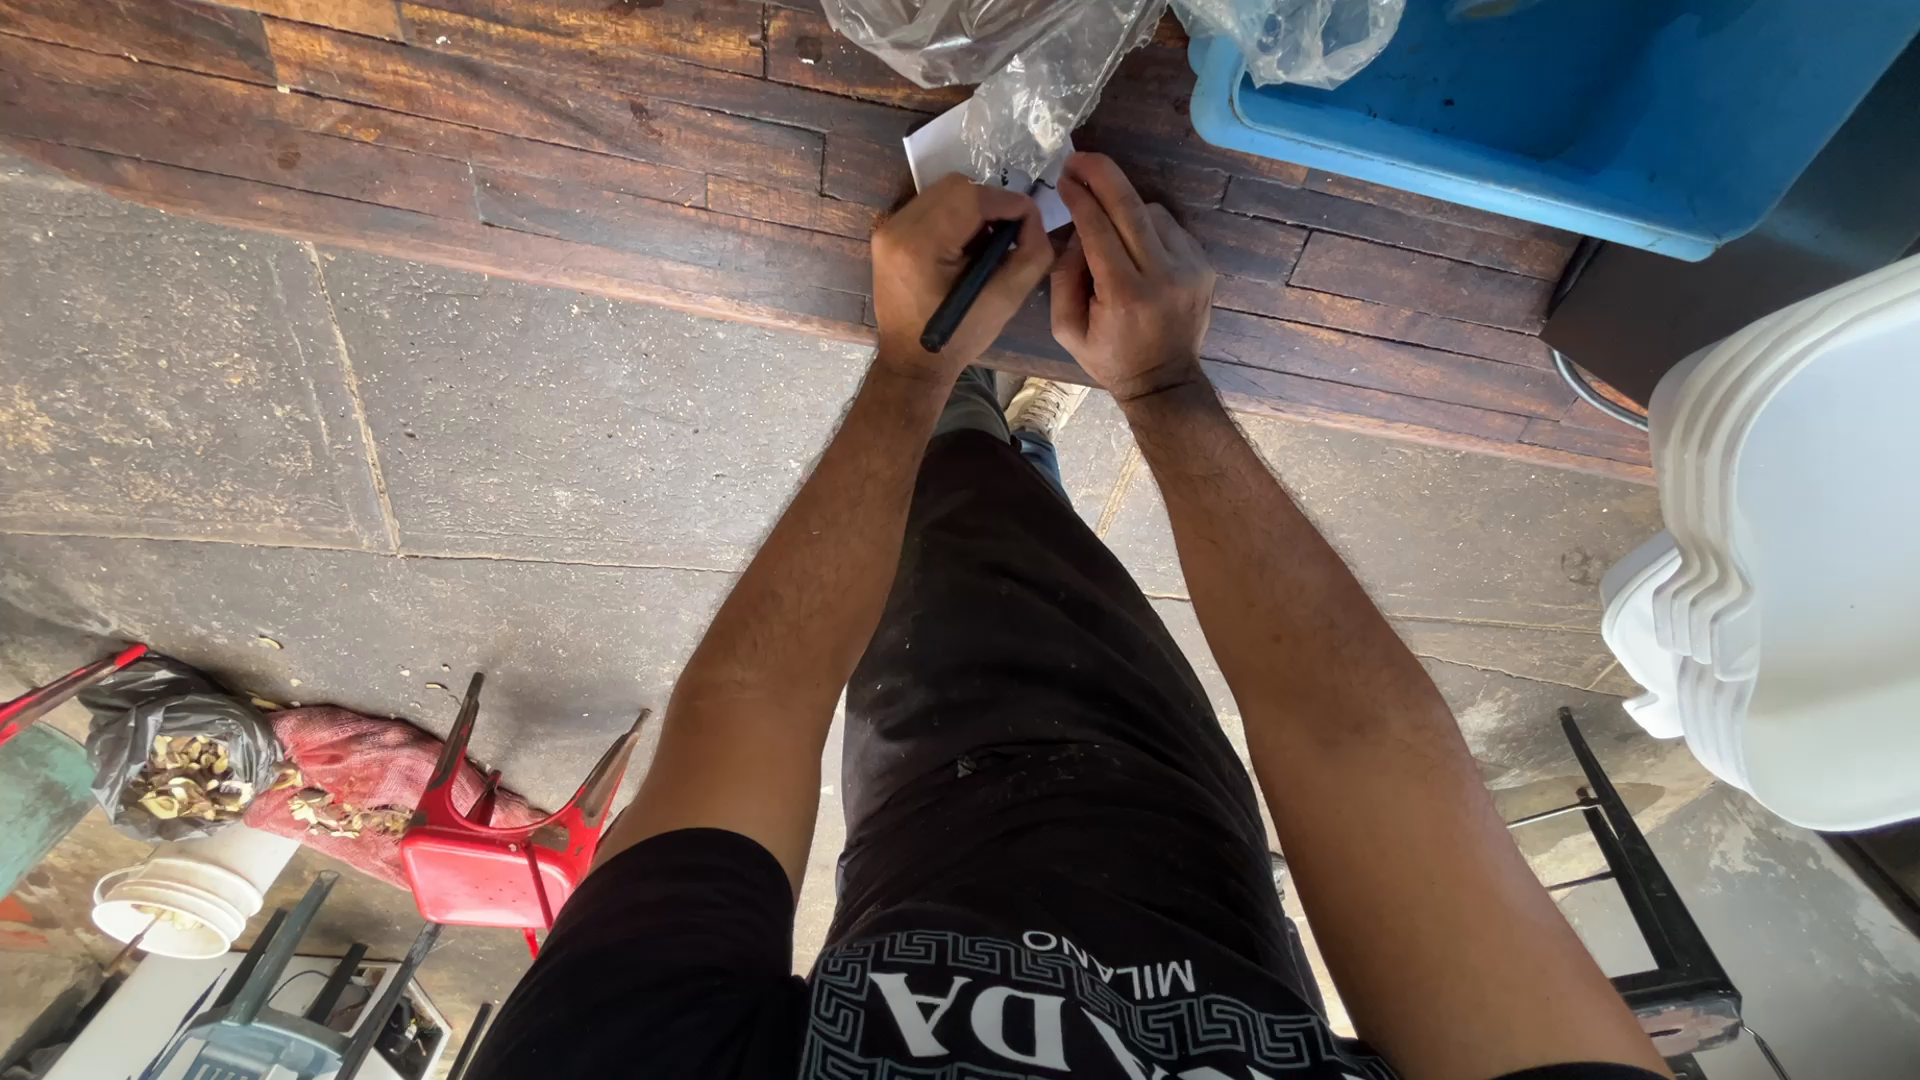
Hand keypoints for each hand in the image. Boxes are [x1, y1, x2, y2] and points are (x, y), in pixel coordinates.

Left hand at [871, 173, 1051, 384]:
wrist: (912, 363)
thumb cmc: (958, 339)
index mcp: (920, 245)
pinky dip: (953, 218)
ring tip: (986, 245)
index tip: (1030, 223)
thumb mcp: (1005, 302)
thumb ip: (1031, 255)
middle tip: (1007, 236)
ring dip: (972, 210)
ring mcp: (887, 230)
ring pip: (942, 193)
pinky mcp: (887, 236)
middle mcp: (897, 228)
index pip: (973, 197)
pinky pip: (928, 207)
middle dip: (990, 205)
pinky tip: (964, 248)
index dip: (1009, 204)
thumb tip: (1034, 219)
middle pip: (956, 187)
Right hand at [1051, 153, 1215, 402]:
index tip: (1064, 177)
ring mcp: (1189, 268)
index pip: (1098, 229)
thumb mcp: (1067, 329)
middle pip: (1130, 206)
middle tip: (1078, 158)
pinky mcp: (1203, 265)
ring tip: (1106, 223)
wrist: (1164, 381)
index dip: (1079, 197)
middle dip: (1102, 174)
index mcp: (1124, 296)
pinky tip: (1134, 243)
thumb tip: (1075, 232)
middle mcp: (1161, 276)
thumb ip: (1062, 278)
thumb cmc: (1109, 358)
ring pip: (1151, 211)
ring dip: (1124, 208)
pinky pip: (1169, 227)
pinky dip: (1146, 226)